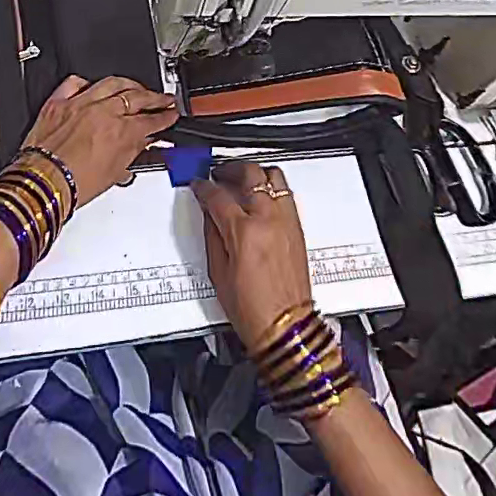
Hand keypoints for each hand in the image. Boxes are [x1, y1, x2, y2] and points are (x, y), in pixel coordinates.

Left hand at [22, 76, 176, 208]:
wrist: (40, 185)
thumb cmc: (71, 185)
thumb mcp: (114, 173)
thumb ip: (132, 152)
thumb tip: (142, 143)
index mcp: (120, 132)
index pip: (151, 120)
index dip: (165, 117)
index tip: (170, 114)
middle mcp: (102, 112)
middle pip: (137, 96)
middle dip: (156, 98)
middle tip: (164, 99)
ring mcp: (80, 104)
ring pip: (111, 83)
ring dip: (129, 84)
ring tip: (137, 87)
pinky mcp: (59, 102)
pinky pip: (75, 83)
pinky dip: (87, 83)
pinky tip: (94, 85)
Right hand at [192, 163, 311, 351]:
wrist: (286, 326)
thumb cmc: (253, 308)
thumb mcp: (218, 272)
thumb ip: (212, 235)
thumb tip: (209, 213)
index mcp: (243, 231)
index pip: (218, 195)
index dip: (204, 187)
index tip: (199, 185)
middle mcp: (268, 219)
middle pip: (249, 173)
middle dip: (229, 169)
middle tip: (219, 174)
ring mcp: (286, 220)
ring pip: (273, 176)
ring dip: (254, 172)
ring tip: (242, 179)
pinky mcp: (297, 226)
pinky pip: (285, 192)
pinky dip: (271, 186)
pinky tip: (261, 194)